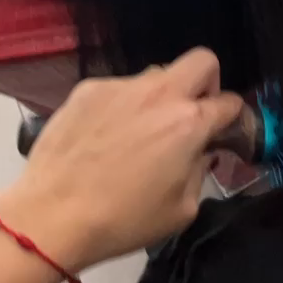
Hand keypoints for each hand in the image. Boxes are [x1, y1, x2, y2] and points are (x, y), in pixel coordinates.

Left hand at [0, 49, 245, 272]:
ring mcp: (121, 86)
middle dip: (206, 84)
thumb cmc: (123, 221)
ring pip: (155, 77)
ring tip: (137, 134)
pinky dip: (121, 107)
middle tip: (191, 115)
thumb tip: (199, 152)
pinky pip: (118, 89)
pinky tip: (103, 138)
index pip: (229, 102)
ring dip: (158, 99)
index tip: (222, 132)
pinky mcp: (88, 88)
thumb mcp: (181, 210)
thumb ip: (200, 171)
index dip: (231, 117)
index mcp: (189, 123)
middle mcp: (160, 93)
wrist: (51, 216)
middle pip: (201, 61)